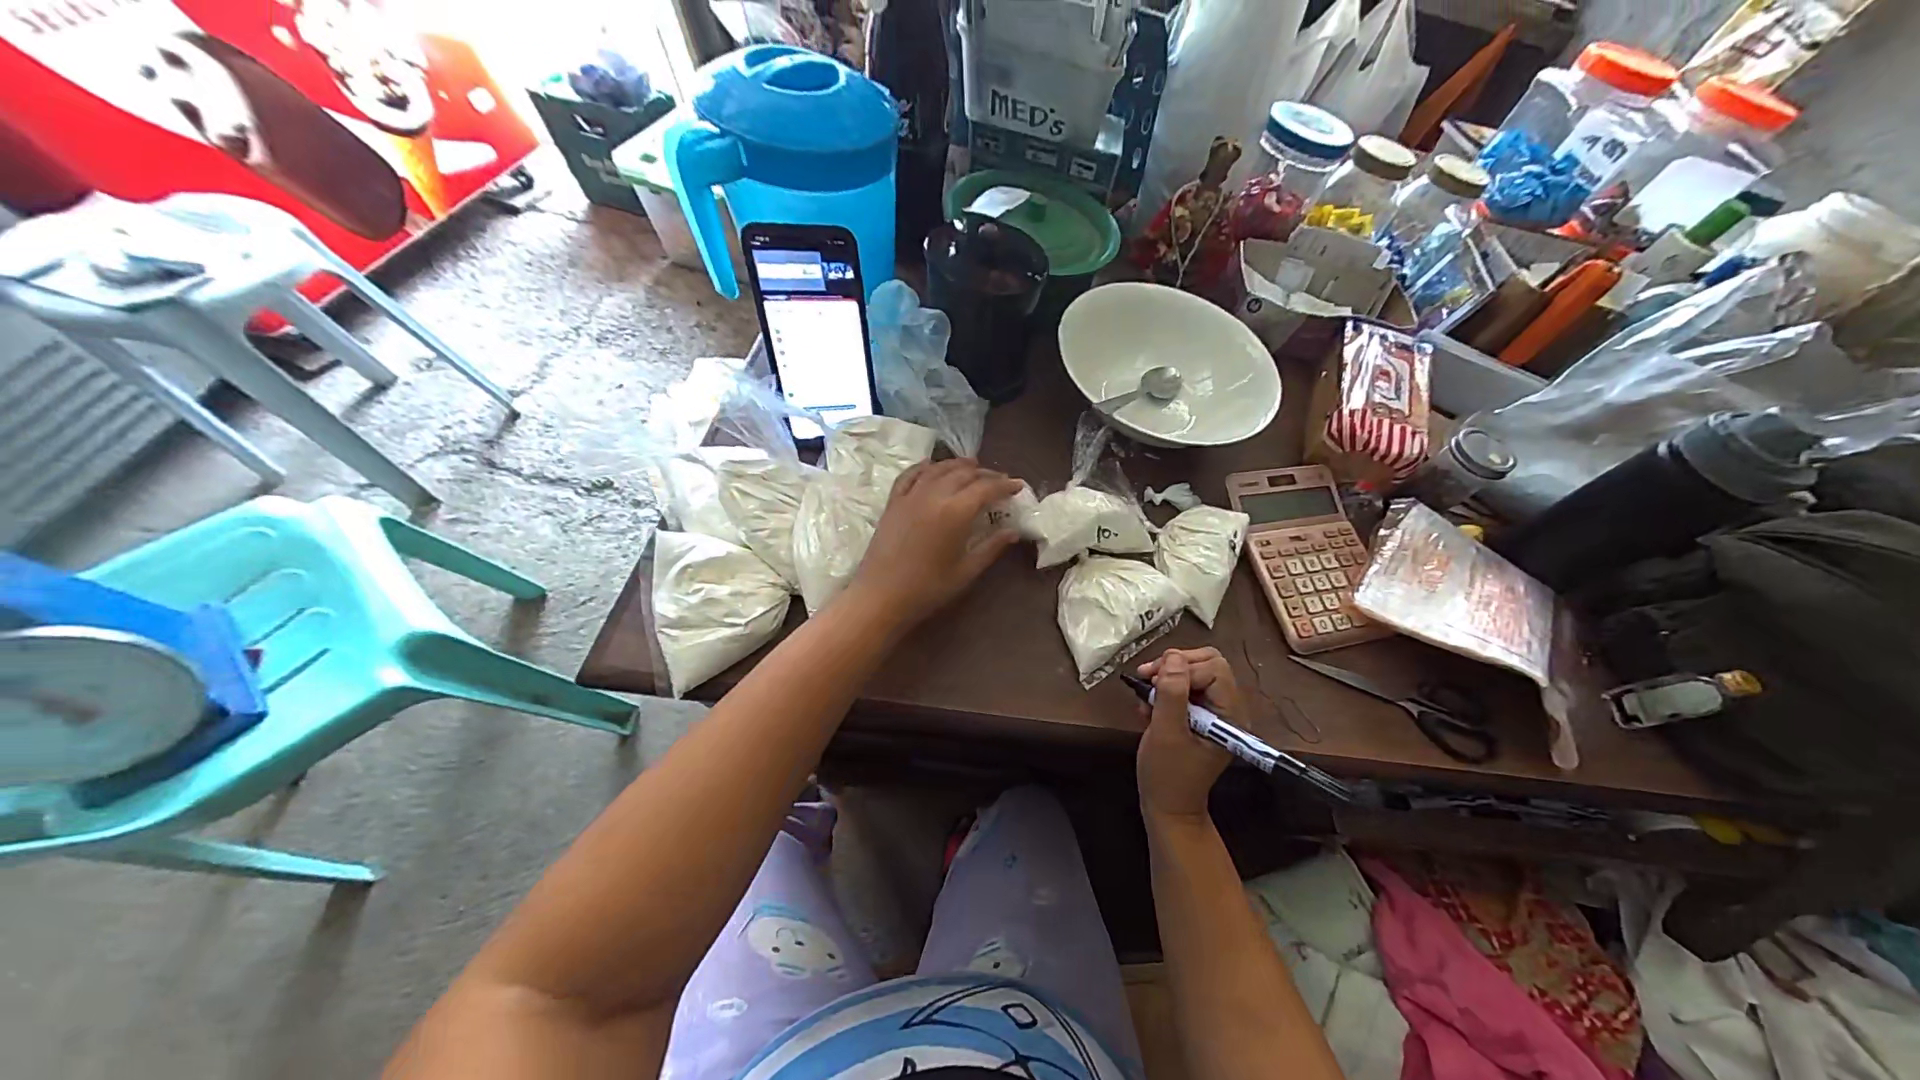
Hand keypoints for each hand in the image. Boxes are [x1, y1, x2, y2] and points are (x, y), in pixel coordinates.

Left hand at [843, 459, 1023, 629]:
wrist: (880, 596)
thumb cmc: (928, 589)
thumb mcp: (965, 571)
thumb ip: (991, 547)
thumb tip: (1012, 532)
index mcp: (956, 512)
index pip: (986, 488)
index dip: (1005, 485)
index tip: (1018, 486)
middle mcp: (934, 495)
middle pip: (964, 473)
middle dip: (985, 474)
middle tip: (999, 480)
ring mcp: (911, 495)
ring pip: (938, 468)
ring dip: (958, 465)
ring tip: (973, 466)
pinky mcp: (893, 502)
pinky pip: (911, 474)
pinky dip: (926, 467)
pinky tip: (932, 466)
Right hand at [1136, 647, 1238, 821]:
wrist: (1168, 807)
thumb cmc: (1168, 775)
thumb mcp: (1166, 733)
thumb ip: (1171, 694)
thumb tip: (1173, 657)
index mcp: (1229, 714)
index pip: (1213, 669)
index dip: (1182, 669)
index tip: (1153, 681)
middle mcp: (1227, 708)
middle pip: (1208, 664)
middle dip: (1175, 666)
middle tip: (1147, 679)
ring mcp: (1214, 712)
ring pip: (1195, 672)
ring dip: (1166, 677)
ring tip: (1144, 695)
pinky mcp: (1199, 715)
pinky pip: (1185, 687)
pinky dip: (1165, 690)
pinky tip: (1148, 706)